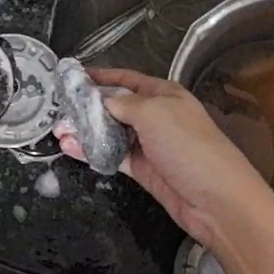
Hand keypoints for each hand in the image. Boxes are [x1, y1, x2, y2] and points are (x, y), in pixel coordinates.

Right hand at [58, 67, 273, 250]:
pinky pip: (113, 156)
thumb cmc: (188, 146)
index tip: (72, 75)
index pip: (126, 79)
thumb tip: (102, 100)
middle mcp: (157, 116)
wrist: (215, 198)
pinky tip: (72, 149)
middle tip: (58, 110)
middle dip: (87, 107)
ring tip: (59, 132)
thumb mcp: (153, 113)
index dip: (100, 76)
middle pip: (115, 107)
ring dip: (85, 131)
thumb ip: (123, 103)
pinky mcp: (144, 170)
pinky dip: (92, 152)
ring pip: (111, 133)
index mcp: (164, 94)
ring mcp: (150, 145)